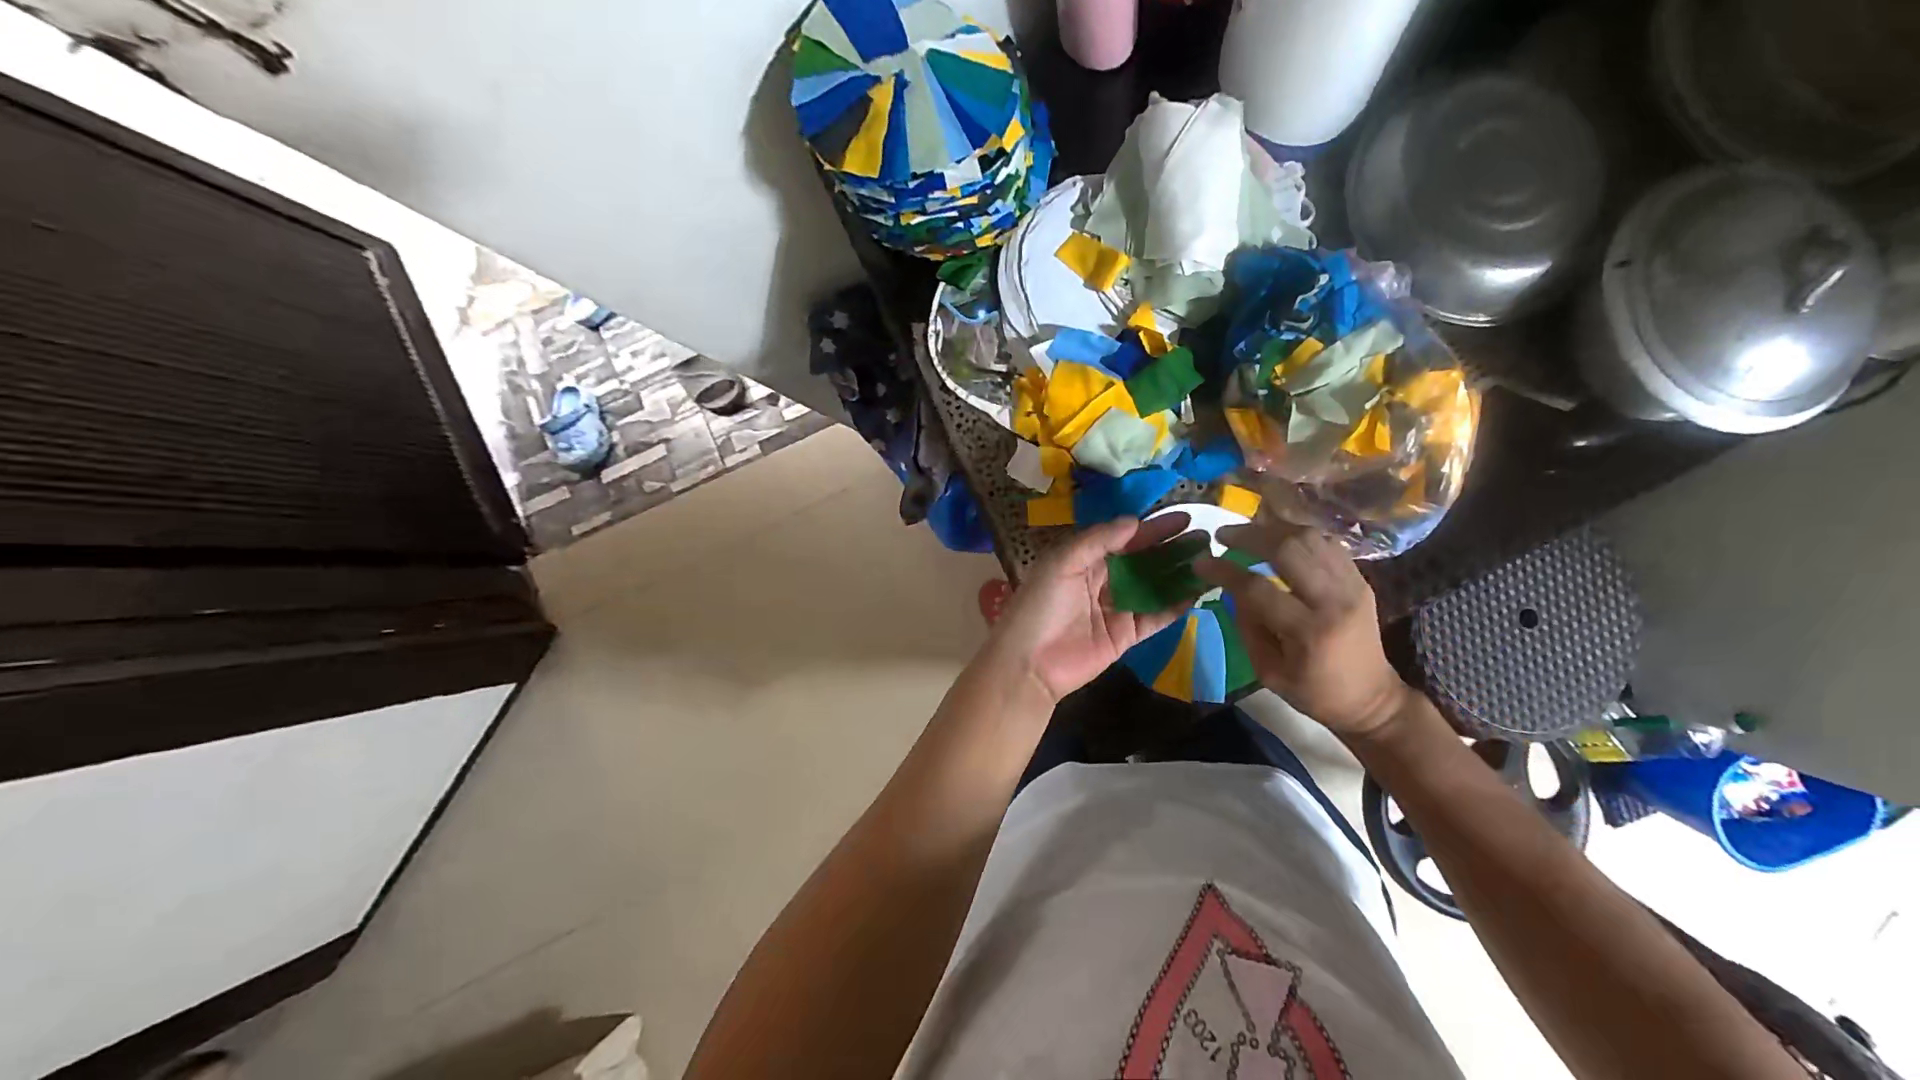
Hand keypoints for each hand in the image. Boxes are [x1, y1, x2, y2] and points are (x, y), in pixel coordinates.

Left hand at [983, 514, 1195, 705]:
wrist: (1029, 663)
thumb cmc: (1039, 606)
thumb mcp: (1061, 563)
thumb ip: (1097, 541)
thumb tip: (1133, 521)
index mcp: (1084, 560)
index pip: (1124, 539)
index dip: (1152, 529)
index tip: (1183, 519)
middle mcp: (1102, 581)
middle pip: (1143, 561)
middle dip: (1172, 549)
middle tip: (1205, 539)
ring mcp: (1116, 609)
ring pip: (1153, 587)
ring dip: (1178, 575)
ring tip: (1209, 561)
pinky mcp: (1125, 636)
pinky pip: (1155, 617)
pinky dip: (1175, 606)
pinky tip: (1198, 593)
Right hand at [1195, 515, 1410, 738]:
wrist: (1371, 697)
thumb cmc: (1314, 692)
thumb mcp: (1268, 672)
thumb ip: (1247, 627)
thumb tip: (1231, 588)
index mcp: (1308, 631)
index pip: (1258, 587)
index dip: (1224, 571)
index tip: (1200, 563)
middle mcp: (1334, 600)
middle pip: (1288, 548)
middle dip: (1249, 536)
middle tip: (1223, 535)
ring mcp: (1352, 585)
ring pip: (1310, 537)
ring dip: (1273, 529)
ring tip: (1248, 532)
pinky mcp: (1360, 579)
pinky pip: (1327, 543)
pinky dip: (1298, 535)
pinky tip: (1278, 539)